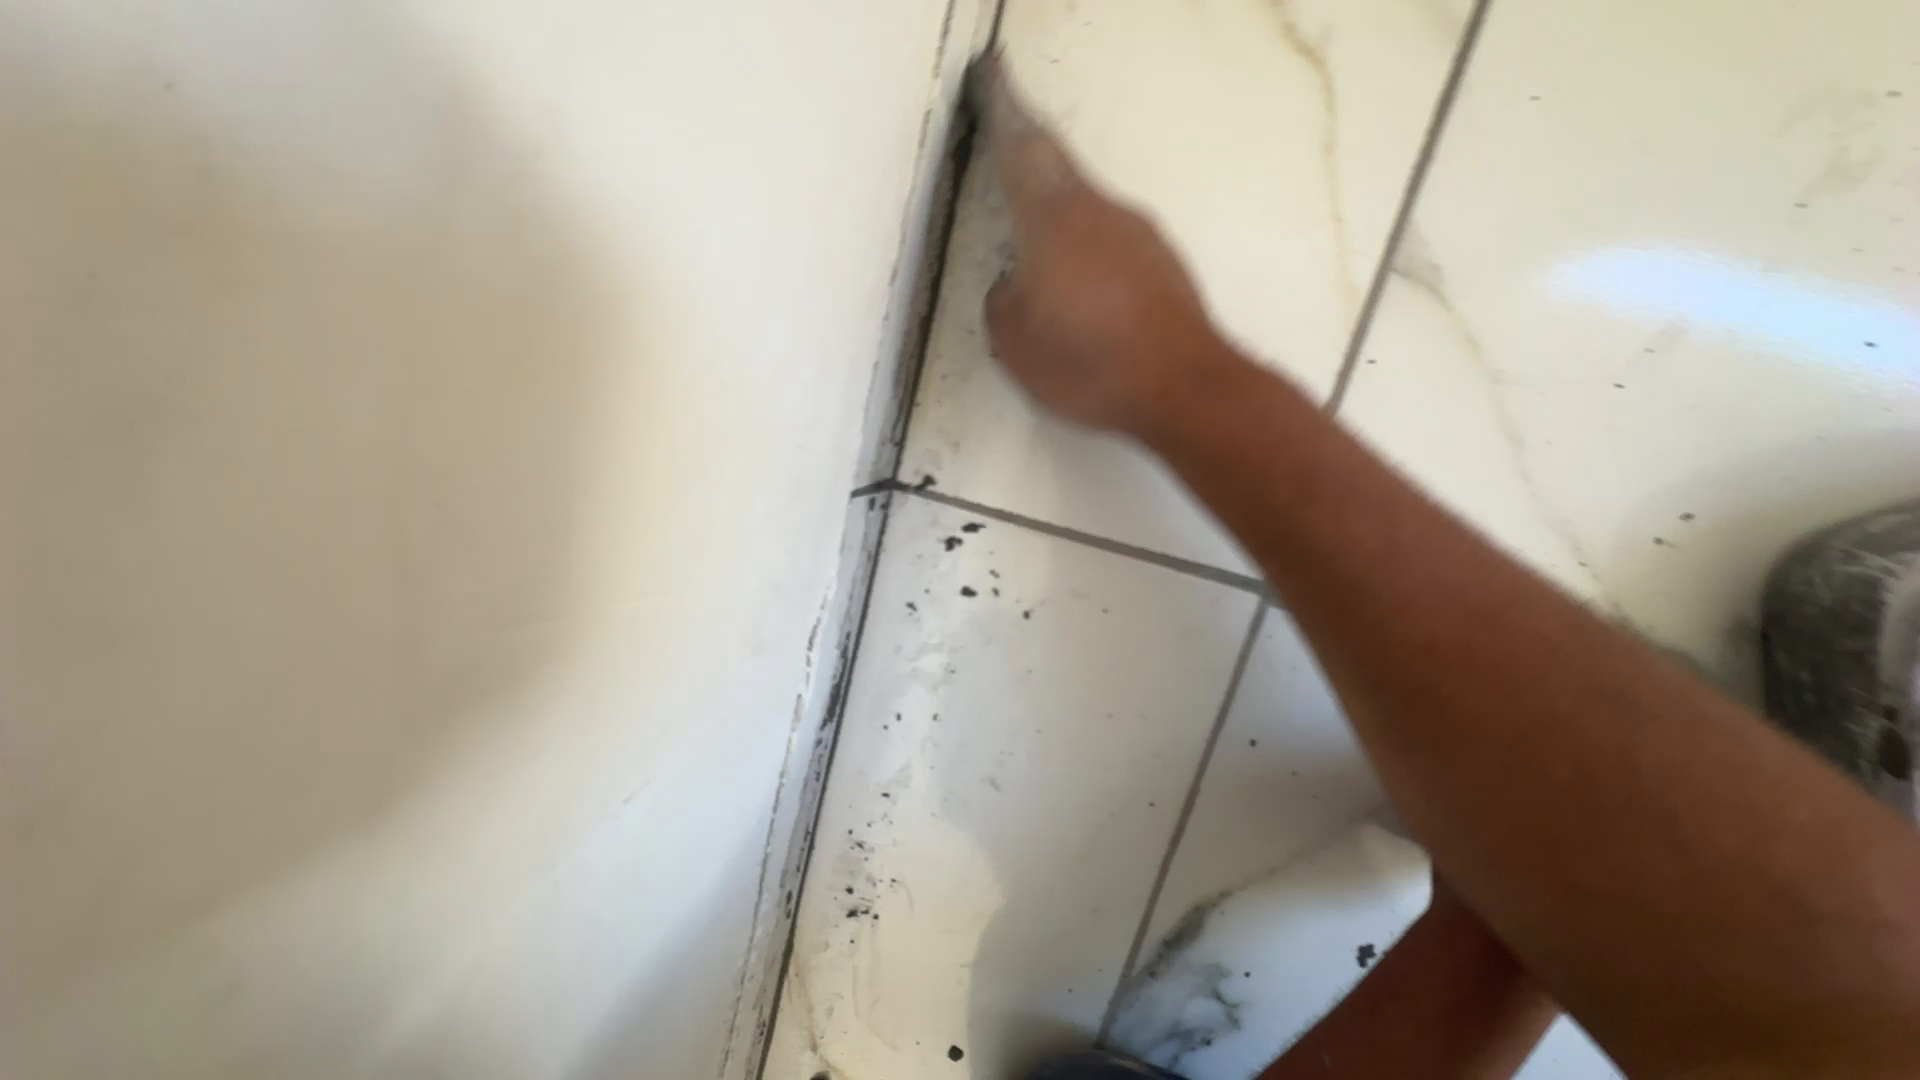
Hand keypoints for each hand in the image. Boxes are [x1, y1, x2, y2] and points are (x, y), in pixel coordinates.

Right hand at [970, 54, 1222, 437]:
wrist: (1183, 386)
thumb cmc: (1090, 364)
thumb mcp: (1016, 345)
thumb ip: (1003, 304)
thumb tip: (1015, 287)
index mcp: (1054, 221)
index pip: (1021, 149)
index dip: (1002, 109)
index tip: (993, 71)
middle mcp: (1100, 212)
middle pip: (1056, 167)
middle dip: (1027, 146)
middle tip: (1006, 131)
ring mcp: (1138, 233)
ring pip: (1084, 206)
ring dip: (1057, 209)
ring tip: (1037, 240)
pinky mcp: (1162, 262)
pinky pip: (1109, 239)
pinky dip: (1085, 247)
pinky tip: (1080, 284)